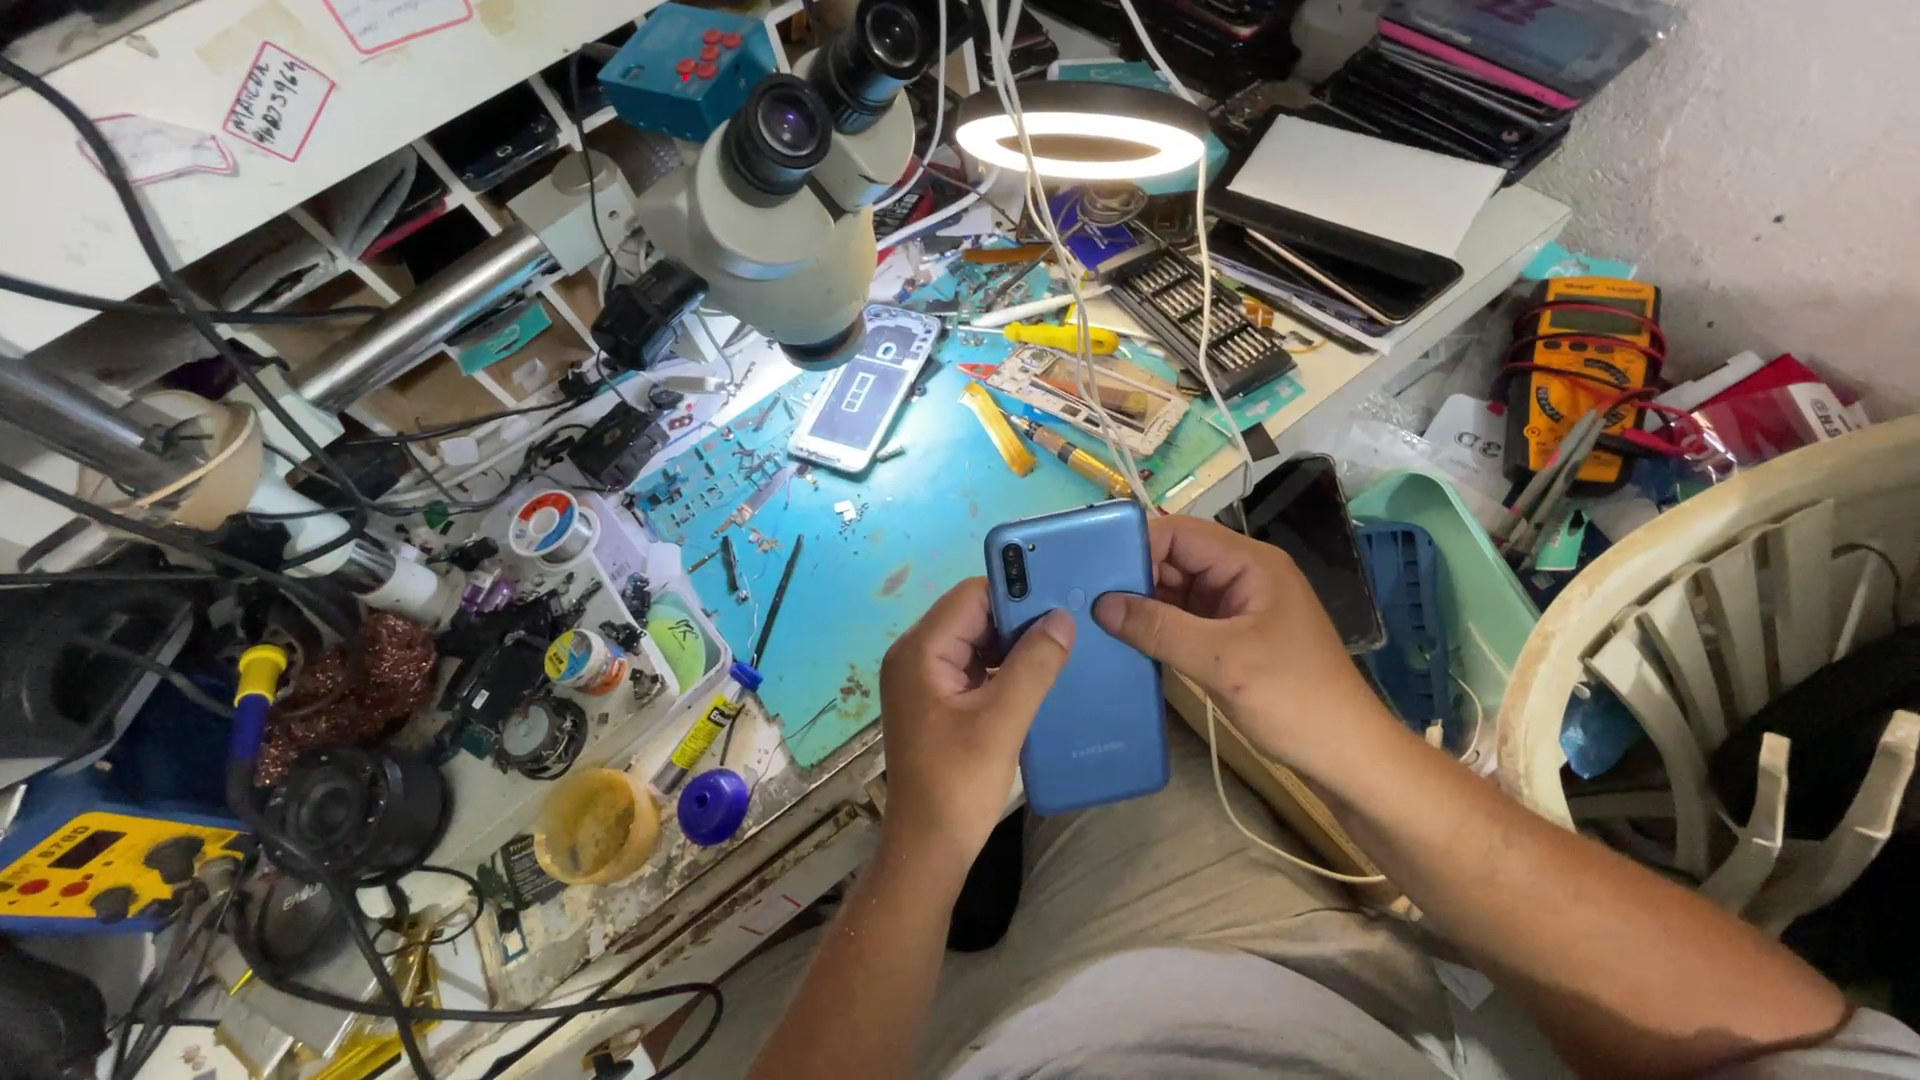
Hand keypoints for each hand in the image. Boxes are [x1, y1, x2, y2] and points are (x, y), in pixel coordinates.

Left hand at [880, 578, 1073, 871]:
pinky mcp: (937, 701)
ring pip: (976, 641)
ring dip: (1015, 645)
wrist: (928, 848)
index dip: (1015, 593)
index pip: (971, 596)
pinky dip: (1004, 668)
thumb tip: (1062, 618)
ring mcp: (924, 679)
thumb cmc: (958, 784)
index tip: (1060, 597)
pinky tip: (1040, 675)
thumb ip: (1033, 665)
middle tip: (1069, 623)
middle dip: (1019, 619)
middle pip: (973, 616)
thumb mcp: (1002, 721)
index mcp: (919, 651)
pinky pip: (974, 667)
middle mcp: (915, 656)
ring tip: (1063, 646)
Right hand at [1092, 515, 1386, 768]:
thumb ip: (1160, 629)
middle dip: (1131, 575)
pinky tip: (1122, 639)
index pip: (1179, 534)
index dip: (1136, 546)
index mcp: (1249, 564)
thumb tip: (1101, 605)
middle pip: (1174, 559)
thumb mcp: (1222, 661)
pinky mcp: (1229, 637)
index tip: (1093, 572)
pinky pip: (1182, 619)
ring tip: (1091, 617)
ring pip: (1174, 590)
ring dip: (1139, 602)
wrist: (1346, 754)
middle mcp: (1240, 576)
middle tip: (1081, 597)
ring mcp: (1235, 607)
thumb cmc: (1294, 698)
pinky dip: (1154, 627)